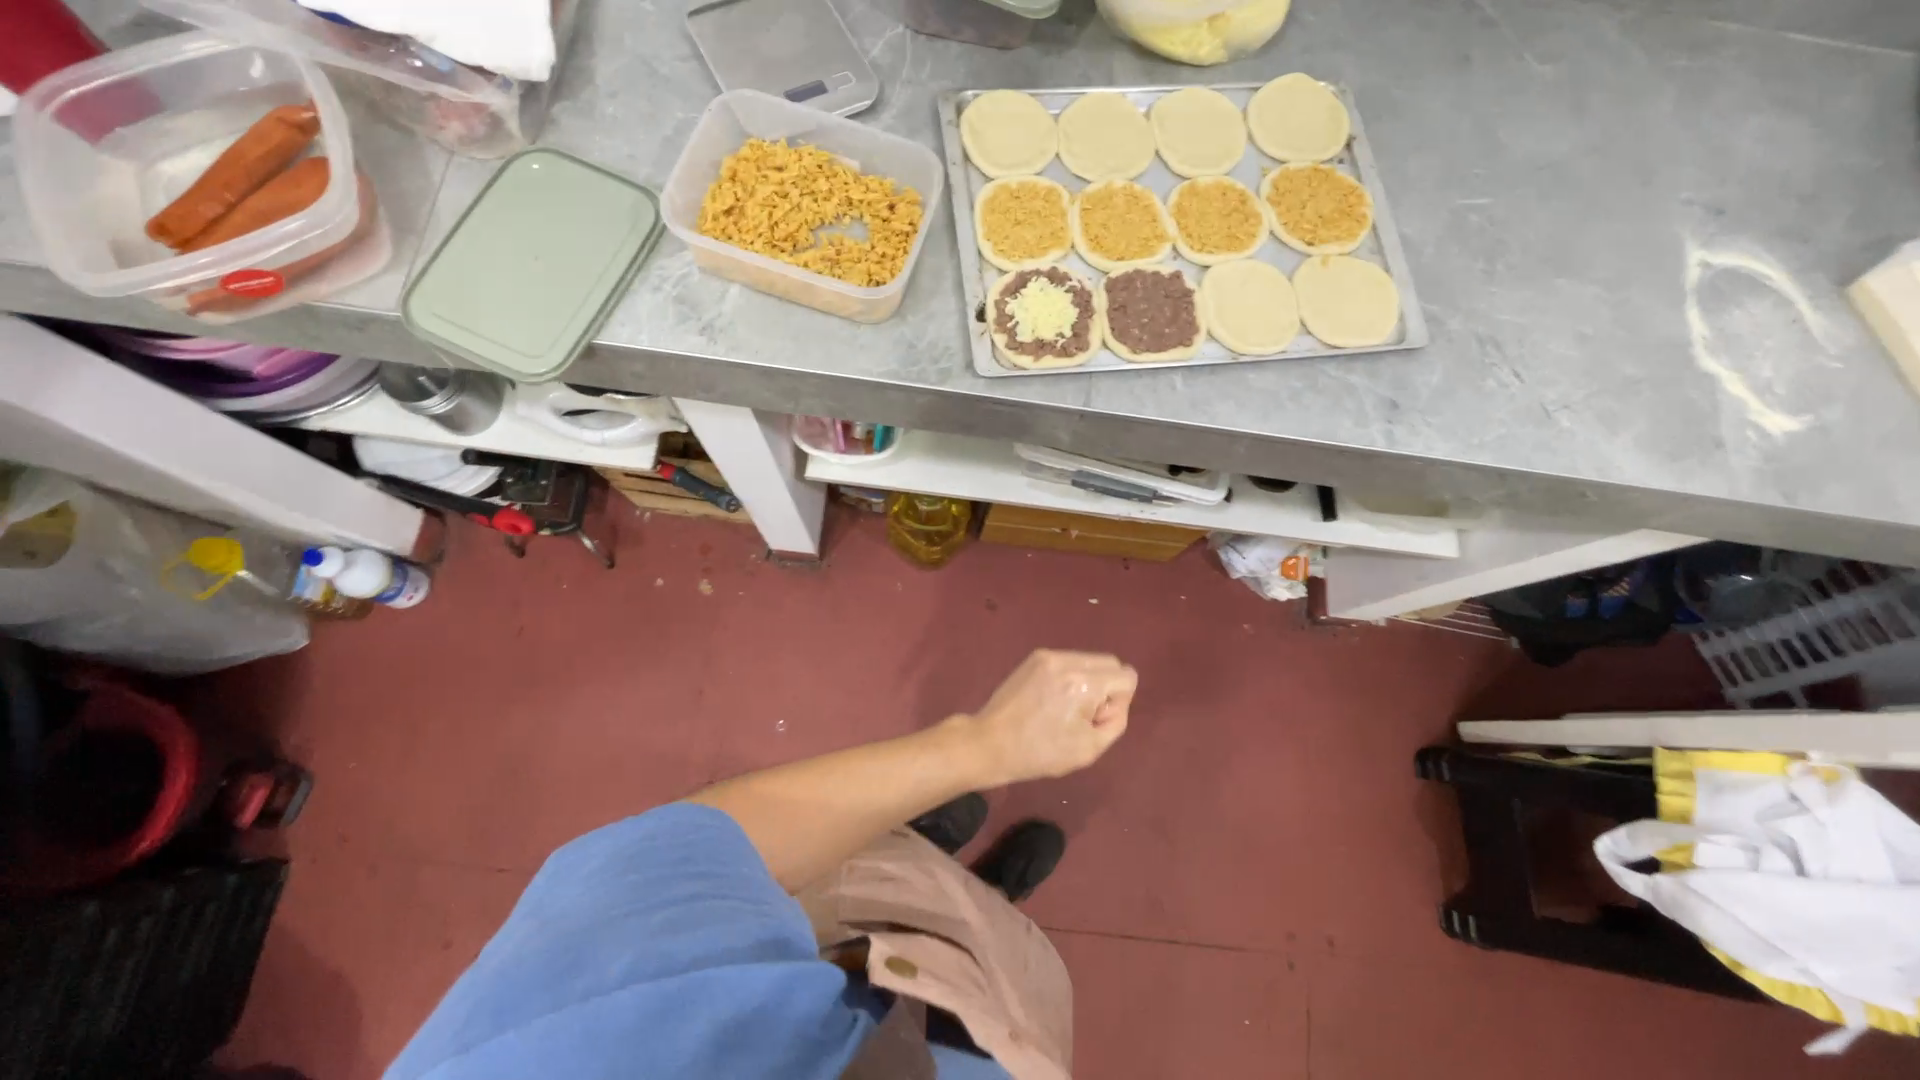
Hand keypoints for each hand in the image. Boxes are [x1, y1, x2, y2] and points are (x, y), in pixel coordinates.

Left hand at [952, 649, 1137, 786]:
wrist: (991, 743)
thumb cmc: (1041, 753)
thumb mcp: (1090, 749)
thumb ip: (1116, 721)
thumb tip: (1116, 701)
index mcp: (1084, 683)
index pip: (1127, 677)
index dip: (1119, 702)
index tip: (1095, 720)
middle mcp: (1067, 661)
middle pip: (1110, 662)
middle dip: (1107, 688)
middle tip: (1083, 714)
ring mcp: (1048, 655)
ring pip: (1089, 660)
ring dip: (1088, 681)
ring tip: (1064, 707)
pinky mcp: (1034, 657)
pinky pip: (1068, 661)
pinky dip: (1070, 677)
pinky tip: (1051, 699)